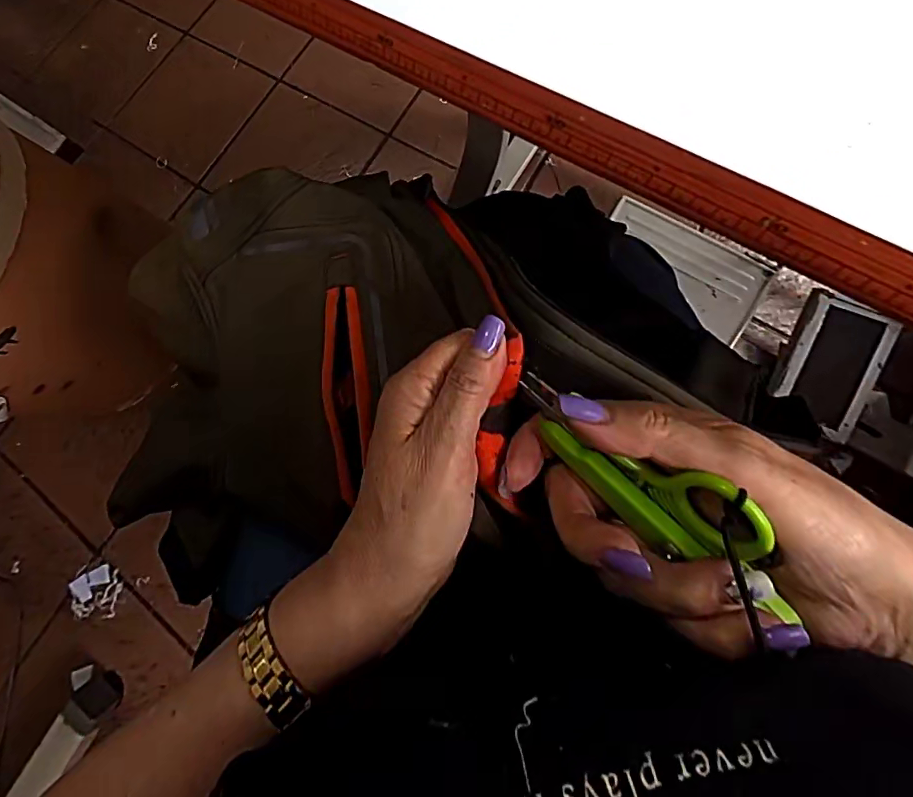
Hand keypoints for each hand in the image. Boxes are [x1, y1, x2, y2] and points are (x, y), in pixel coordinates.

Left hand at [271, 318, 508, 689]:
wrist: (387, 582)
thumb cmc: (415, 519)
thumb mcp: (447, 446)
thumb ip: (470, 385)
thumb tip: (493, 328)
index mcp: (412, 386)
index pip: (464, 341)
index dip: (498, 353)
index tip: (525, 384)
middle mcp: (416, 397)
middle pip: (471, 366)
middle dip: (501, 387)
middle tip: (515, 428)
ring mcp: (426, 425)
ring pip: (477, 397)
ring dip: (499, 416)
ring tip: (504, 452)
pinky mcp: (438, 449)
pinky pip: (473, 425)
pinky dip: (490, 437)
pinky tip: (498, 460)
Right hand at [502, 398, 912, 661]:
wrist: (880, 603)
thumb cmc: (825, 519)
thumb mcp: (738, 462)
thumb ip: (655, 434)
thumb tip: (578, 412)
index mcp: (663, 445)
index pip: (576, 436)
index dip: (538, 451)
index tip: (516, 480)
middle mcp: (656, 490)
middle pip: (580, 511)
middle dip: (609, 542)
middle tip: (648, 554)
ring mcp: (668, 543)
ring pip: (619, 572)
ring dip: (674, 587)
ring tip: (728, 580)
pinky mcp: (684, 591)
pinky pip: (660, 613)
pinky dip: (700, 617)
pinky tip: (739, 602)